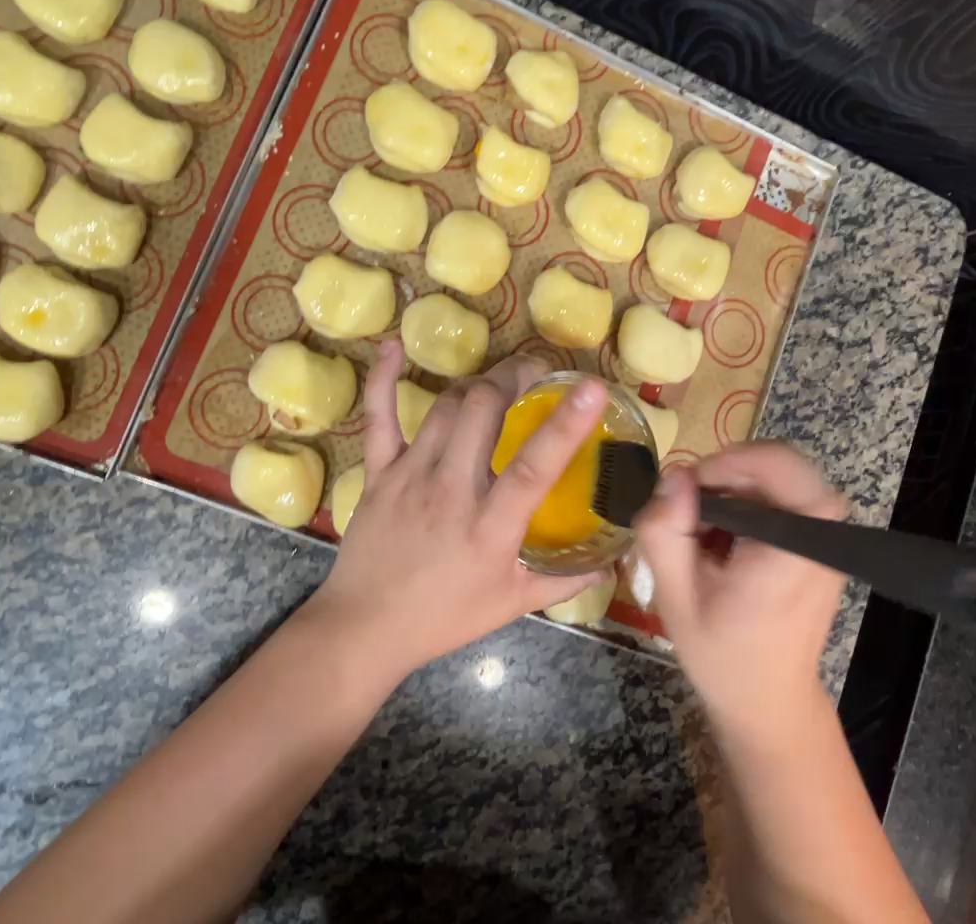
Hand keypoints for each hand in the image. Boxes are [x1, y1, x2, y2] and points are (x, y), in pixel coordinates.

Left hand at [302, 341, 608, 678]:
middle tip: (537, 375)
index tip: (590, 386)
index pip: (532, 468)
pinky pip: (379, 416)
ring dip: (477, 384)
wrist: (366, 627)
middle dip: (513, 377)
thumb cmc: (444, 617)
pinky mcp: (378, 472)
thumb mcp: (512, 605)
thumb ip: (564, 581)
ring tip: (499, 382)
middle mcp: (450, 490)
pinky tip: (393, 347)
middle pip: (482, 410)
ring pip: (445, 406)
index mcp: (489, 527)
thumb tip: (609, 562)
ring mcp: (410, 475)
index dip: (565, 424)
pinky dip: (384, 379)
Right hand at [633, 442, 849, 731]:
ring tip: (698, 532)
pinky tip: (719, 542)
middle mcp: (823, 535)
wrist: (769, 701)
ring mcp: (827, 539)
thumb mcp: (676, 598)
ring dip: (732, 491)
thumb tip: (674, 476)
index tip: (687, 491)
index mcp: (794, 548)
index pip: (780, 465)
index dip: (729, 462)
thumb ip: (666, 533)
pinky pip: (782, 499)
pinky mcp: (819, 544)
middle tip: (685, 510)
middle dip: (724, 476)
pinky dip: (746, 506)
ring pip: (778, 478)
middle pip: (778, 465)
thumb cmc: (722, 656)